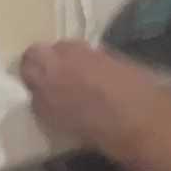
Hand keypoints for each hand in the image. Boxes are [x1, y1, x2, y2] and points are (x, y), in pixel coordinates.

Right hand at [20, 42, 170, 157]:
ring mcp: (103, 56)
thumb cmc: (84, 124)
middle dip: (57, 57)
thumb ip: (39, 91)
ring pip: (85, 52)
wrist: (137, 124)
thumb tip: (37, 83)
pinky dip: (103, 70)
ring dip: (80, 63)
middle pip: (60, 46)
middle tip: (59, 75)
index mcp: (49, 69)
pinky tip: (107, 87)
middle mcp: (74, 56)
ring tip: (84, 81)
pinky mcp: (126, 61)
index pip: (32, 53)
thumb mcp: (47, 112)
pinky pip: (107, 61)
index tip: (34, 75)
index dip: (32, 63)